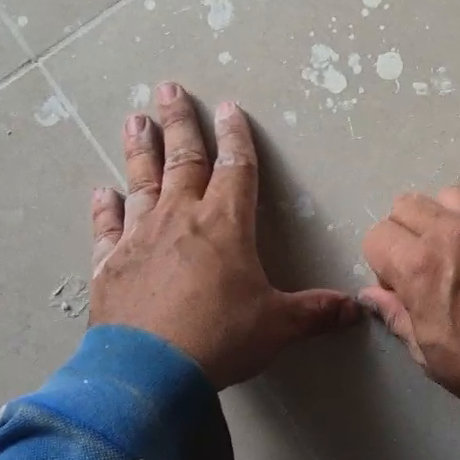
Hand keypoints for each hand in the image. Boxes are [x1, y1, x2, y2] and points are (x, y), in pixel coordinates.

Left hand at [89, 83, 361, 387]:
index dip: (236, 138)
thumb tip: (357, 309)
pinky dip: (105, 209)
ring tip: (136, 120)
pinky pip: (107, 227)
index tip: (229, 108)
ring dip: (141, 150)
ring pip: (141, 182)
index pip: (235, 169)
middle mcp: (180, 219)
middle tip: (168, 88)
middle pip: (182, 160)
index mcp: (225, 225)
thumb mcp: (279, 325)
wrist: (151, 371)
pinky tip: (102, 192)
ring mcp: (139, 239)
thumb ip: (316, 312)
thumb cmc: (221, 338)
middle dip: (180, 123)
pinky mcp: (109, 265)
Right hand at [360, 188, 459, 447]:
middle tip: (427, 268)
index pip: (378, 235)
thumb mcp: (430, 354)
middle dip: (407, 234)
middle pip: (409, 205)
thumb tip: (374, 295)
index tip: (401, 286)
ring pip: (453, 198)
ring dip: (447, 221)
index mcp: (423, 265)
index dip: (384, 264)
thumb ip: (397, 314)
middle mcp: (458, 232)